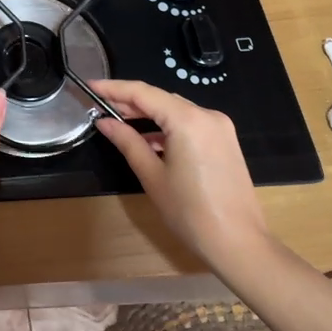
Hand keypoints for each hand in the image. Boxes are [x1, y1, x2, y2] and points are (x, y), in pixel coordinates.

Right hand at [91, 79, 270, 270]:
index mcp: (187, 120)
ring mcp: (220, 127)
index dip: (113, 88)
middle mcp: (207, 115)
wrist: (240, 245)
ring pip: (175, 110)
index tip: (91, 85)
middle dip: (130, 102)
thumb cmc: (191, 212)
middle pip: (160, 98)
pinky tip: (149, 141)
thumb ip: (127, 142)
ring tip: (120, 122)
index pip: (143, 93)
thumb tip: (104, 122)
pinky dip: (168, 127)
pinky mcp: (225, 141)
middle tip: (100, 106)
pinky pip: (190, 123)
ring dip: (149, 115)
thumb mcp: (152, 176)